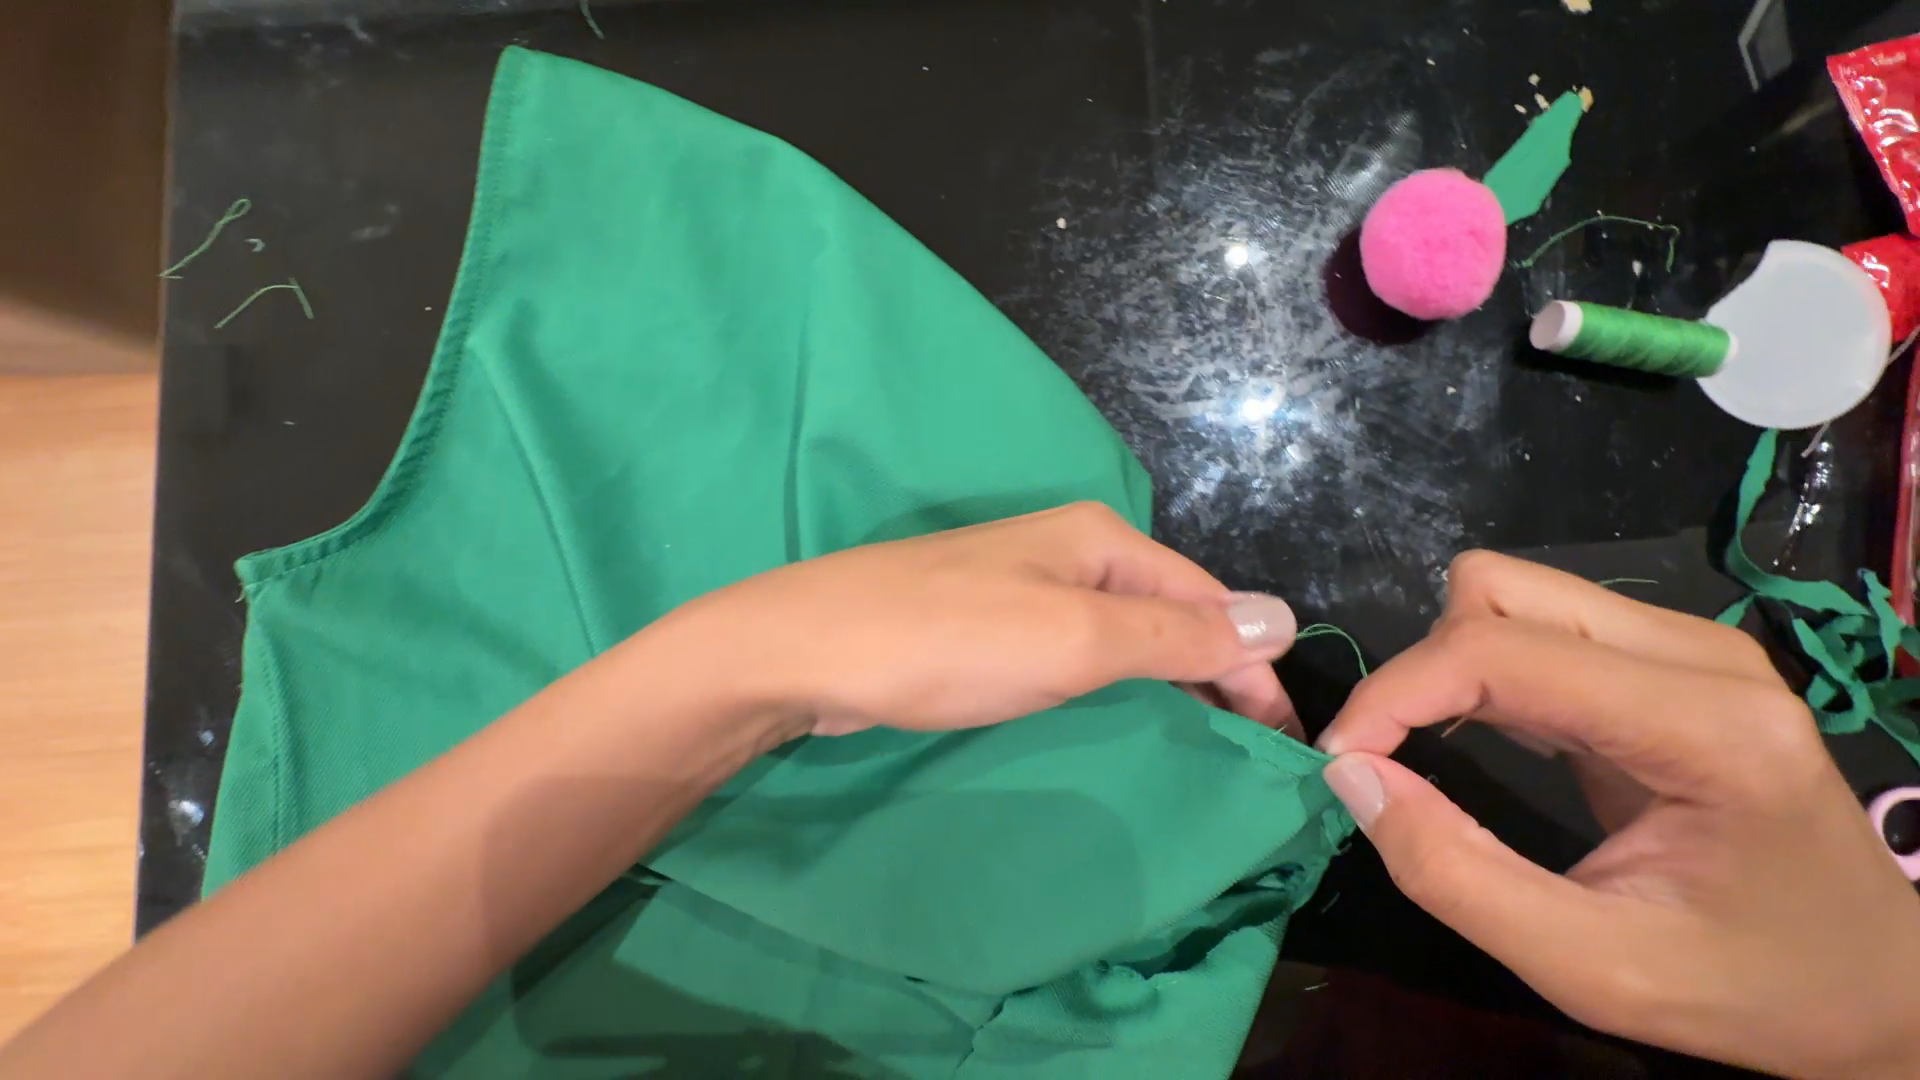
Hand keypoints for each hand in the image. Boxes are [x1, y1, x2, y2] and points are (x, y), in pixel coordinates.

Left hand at [649, 501, 1301, 735]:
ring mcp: (1023, 586)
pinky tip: (1116, 715)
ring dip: (1163, 679)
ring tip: (1198, 742)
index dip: (1251, 665)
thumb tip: (1279, 617)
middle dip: (1212, 673)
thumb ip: (1176, 630)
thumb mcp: (1076, 637)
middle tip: (1244, 751)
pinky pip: (1073, 651)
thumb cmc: (950, 639)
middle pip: (1168, 611)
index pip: (1208, 600)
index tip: (1280, 740)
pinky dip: (1109, 682)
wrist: (812, 649)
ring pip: (1121, 632)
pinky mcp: (989, 624)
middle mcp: (1068, 552)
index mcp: (1100, 540)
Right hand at [1316, 551, 1919, 1079]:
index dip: (1391, 694)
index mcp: (1704, 727)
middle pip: (1493, 592)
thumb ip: (1453, 875)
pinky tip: (1488, 731)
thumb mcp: (1591, 969)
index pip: (1494, 654)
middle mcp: (1697, 654)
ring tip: (1440, 741)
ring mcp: (1683, 644)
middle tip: (1395, 751)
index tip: (1342, 761)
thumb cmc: (1751, 988)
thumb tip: (1347, 775)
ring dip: (1443, 662)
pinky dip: (1474, 667)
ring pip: (1502, 591)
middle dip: (1418, 669)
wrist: (1889, 990)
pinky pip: (1527, 619)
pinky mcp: (1659, 652)